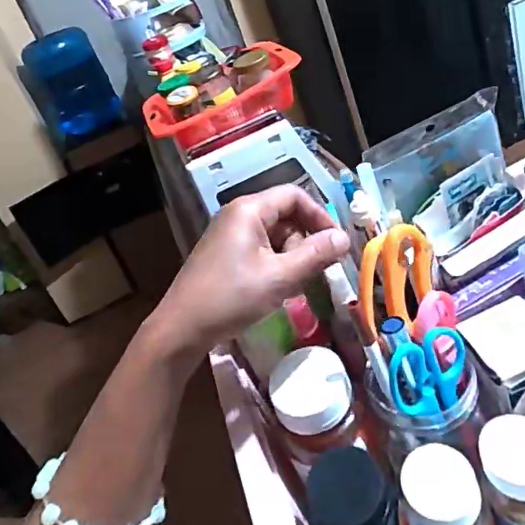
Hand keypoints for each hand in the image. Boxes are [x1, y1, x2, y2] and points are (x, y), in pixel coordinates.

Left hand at [147, 185, 350, 357]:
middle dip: (307, 238)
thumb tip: (344, 239)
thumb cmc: (231, 298)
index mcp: (249, 210)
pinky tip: (279, 286)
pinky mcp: (225, 253)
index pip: (295, 196)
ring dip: (293, 253)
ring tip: (299, 281)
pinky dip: (276, 261)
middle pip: (285, 214)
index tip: (336, 243)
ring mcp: (229, 234)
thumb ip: (315, 255)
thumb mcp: (279, 278)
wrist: (181, 329)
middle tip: (321, 267)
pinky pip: (261, 247)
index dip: (320, 215)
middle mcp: (238, 214)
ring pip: (275, 233)